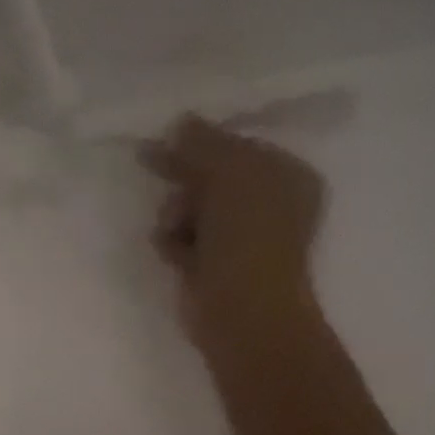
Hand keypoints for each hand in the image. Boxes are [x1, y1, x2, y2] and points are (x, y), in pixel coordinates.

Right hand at [142, 115, 327, 344]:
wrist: (244, 311)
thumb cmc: (248, 235)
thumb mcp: (230, 171)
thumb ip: (203, 142)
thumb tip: (179, 123)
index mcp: (286, 174)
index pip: (237, 145)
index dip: (200, 141)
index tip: (163, 139)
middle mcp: (268, 203)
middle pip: (211, 175)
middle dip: (183, 177)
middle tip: (148, 164)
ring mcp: (240, 238)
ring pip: (191, 209)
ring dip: (175, 213)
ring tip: (172, 228)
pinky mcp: (213, 266)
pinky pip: (183, 241)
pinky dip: (173, 242)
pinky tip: (172, 252)